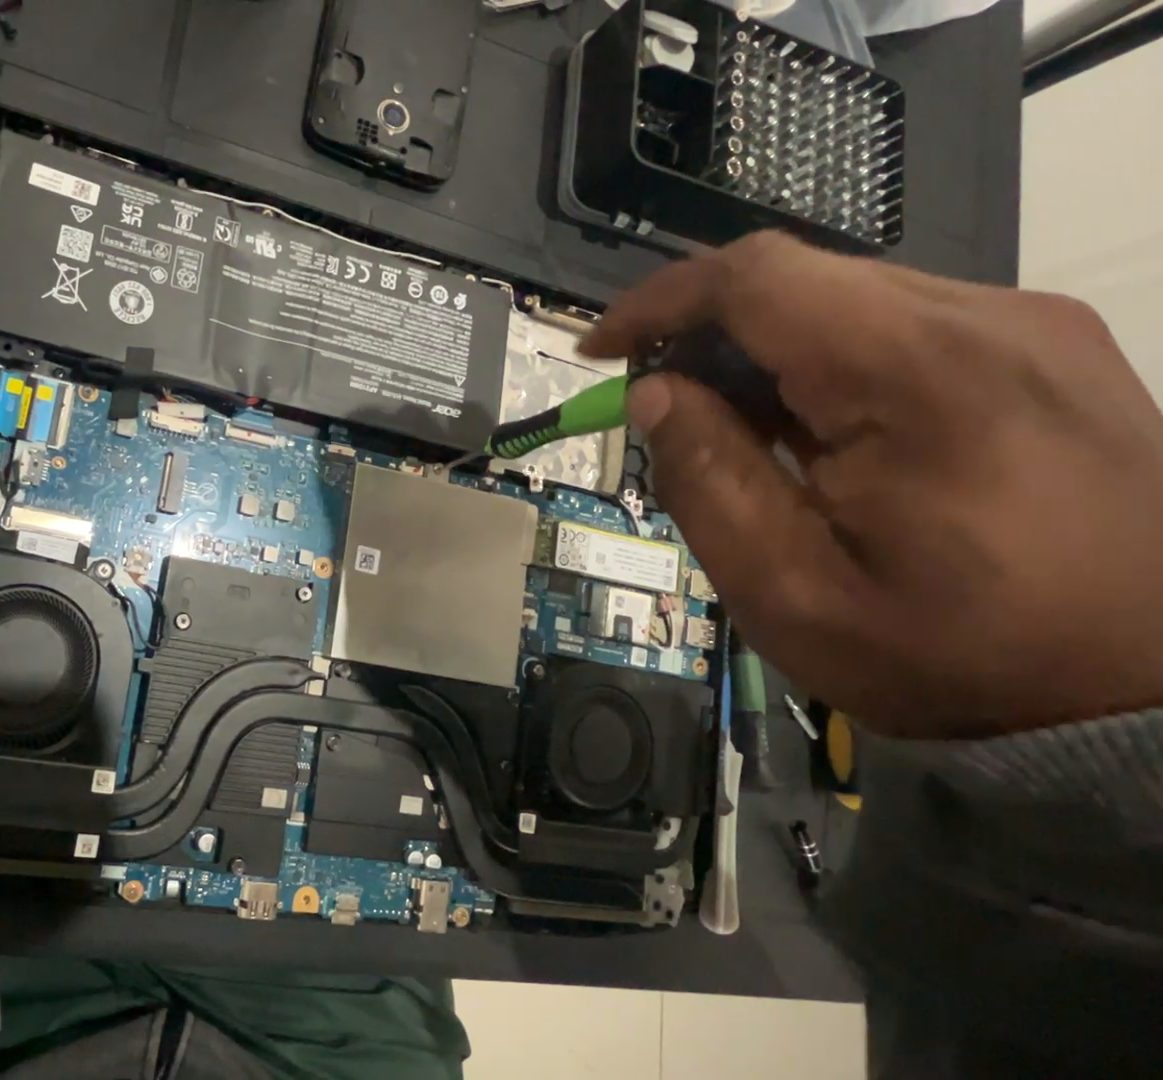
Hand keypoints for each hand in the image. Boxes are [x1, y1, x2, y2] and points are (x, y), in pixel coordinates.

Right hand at [584, 232, 1162, 739]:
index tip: (598, 350)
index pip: (758, 279)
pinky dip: (824, 363)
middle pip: (802, 280)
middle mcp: (989, 321)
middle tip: (654, 403)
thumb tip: (655, 393)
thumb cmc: (948, 657)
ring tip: (727, 428)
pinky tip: (810, 430)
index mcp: (920, 373)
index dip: (659, 301)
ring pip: (848, 299)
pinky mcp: (1051, 355)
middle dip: (704, 331)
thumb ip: (708, 480)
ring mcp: (1033, 331)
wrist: (1143, 701)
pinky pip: (902, 327)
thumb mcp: (788, 590)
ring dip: (762, 350)